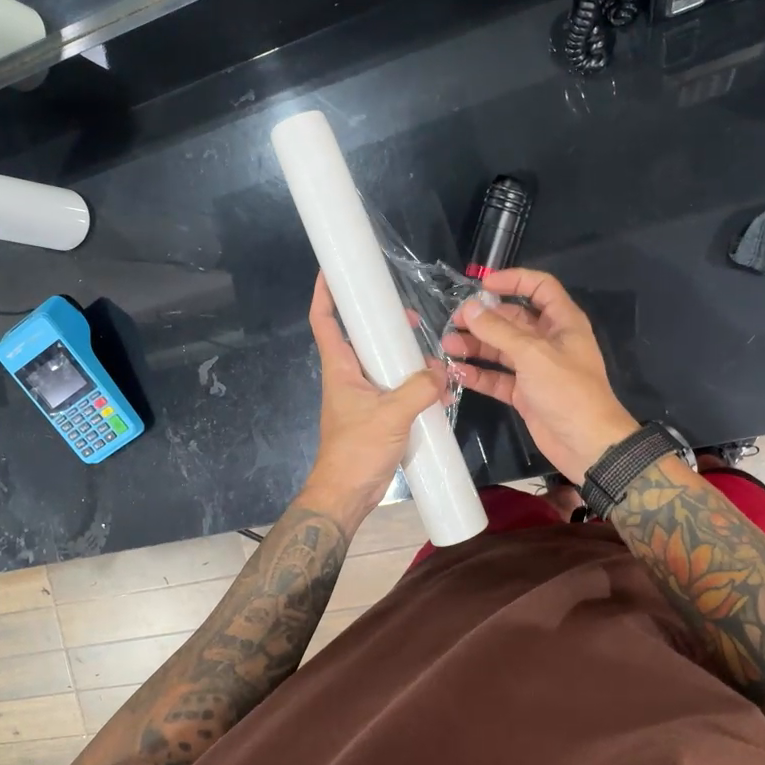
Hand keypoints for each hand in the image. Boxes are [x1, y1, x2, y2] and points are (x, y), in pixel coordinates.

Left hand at [297, 274, 446, 525]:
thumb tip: (440, 369)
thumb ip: (419, 388)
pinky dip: (413, 386)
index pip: (324, 321)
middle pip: (360, 338)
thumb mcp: (392, 415)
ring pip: (381, 365)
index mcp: (340, 368)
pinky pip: (395, 390)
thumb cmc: (357, 449)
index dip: (324, 293)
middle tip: (410, 318)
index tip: (332, 271)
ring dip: (403, 358)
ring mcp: (362, 397)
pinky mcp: (376, 416)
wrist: (347, 494)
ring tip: (432, 355)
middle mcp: (348, 377)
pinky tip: (438, 392)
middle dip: (382, 324)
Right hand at [443, 268, 638, 484]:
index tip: (482, 285)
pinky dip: (479, 374)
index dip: (513, 280)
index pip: (539, 287)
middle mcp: (549, 341)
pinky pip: (498, 377)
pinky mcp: (525, 393)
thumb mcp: (533, 355)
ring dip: (476, 345)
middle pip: (513, 319)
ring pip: (501, 349)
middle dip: (484, 318)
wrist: (587, 444)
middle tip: (454, 321)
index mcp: (562, 322)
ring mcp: (535, 368)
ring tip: (447, 345)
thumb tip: (469, 308)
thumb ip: (499, 331)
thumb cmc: (568, 390)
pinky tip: (457, 371)